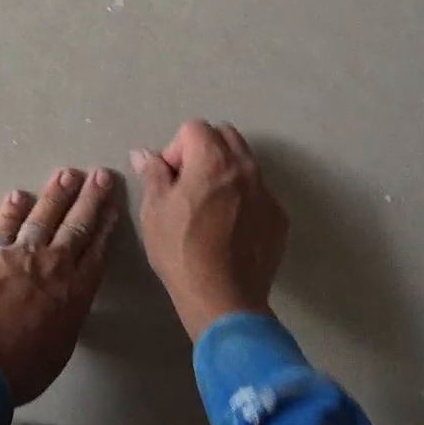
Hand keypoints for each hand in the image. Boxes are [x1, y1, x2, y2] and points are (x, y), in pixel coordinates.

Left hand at [0, 167, 120, 404]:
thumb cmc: (22, 368)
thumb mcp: (60, 349)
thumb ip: (67, 319)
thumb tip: (66, 306)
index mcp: (77, 292)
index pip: (97, 251)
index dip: (106, 227)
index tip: (114, 208)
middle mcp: (54, 266)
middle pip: (77, 226)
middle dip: (91, 199)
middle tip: (101, 175)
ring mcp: (21, 255)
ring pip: (44, 217)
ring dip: (57, 194)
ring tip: (68, 174)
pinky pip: (5, 226)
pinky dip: (13, 210)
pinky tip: (19, 195)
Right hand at [130, 120, 288, 341]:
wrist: (223, 297)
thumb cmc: (180, 251)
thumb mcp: (154, 211)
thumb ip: (152, 174)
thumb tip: (144, 154)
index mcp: (213, 160)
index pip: (195, 127)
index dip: (176, 148)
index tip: (170, 178)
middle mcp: (246, 168)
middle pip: (226, 136)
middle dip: (204, 150)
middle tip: (188, 184)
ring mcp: (267, 192)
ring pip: (246, 163)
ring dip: (225, 172)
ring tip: (208, 207)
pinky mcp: (279, 217)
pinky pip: (259, 192)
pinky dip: (243, 198)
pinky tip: (228, 229)